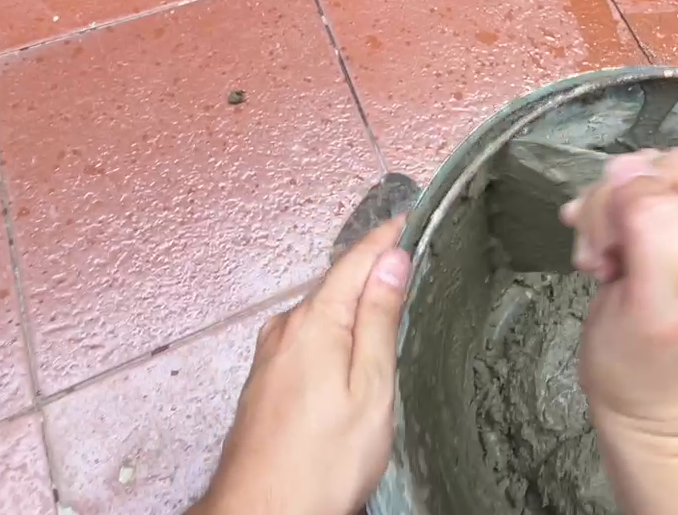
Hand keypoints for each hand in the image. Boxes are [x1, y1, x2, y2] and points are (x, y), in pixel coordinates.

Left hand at [192, 217, 410, 514]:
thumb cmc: (322, 462)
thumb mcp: (369, 388)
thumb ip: (378, 318)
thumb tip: (392, 260)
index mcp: (316, 321)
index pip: (357, 258)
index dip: (386, 235)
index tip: (411, 215)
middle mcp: (287, 326)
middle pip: (337, 280)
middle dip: (372, 264)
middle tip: (410, 251)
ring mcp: (271, 352)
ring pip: (321, 307)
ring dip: (353, 294)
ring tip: (386, 291)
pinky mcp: (266, 377)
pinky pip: (307, 331)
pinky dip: (334, 321)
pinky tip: (348, 339)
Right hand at [562, 149, 677, 465]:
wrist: (647, 423)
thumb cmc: (652, 376)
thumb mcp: (656, 304)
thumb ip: (652, 228)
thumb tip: (628, 169)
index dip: (634, 199)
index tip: (616, 251)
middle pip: (654, 171)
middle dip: (614, 207)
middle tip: (604, 259)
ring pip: (633, 181)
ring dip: (602, 218)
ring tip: (600, 264)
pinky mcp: (670, 236)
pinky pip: (625, 199)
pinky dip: (600, 223)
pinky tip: (595, 256)